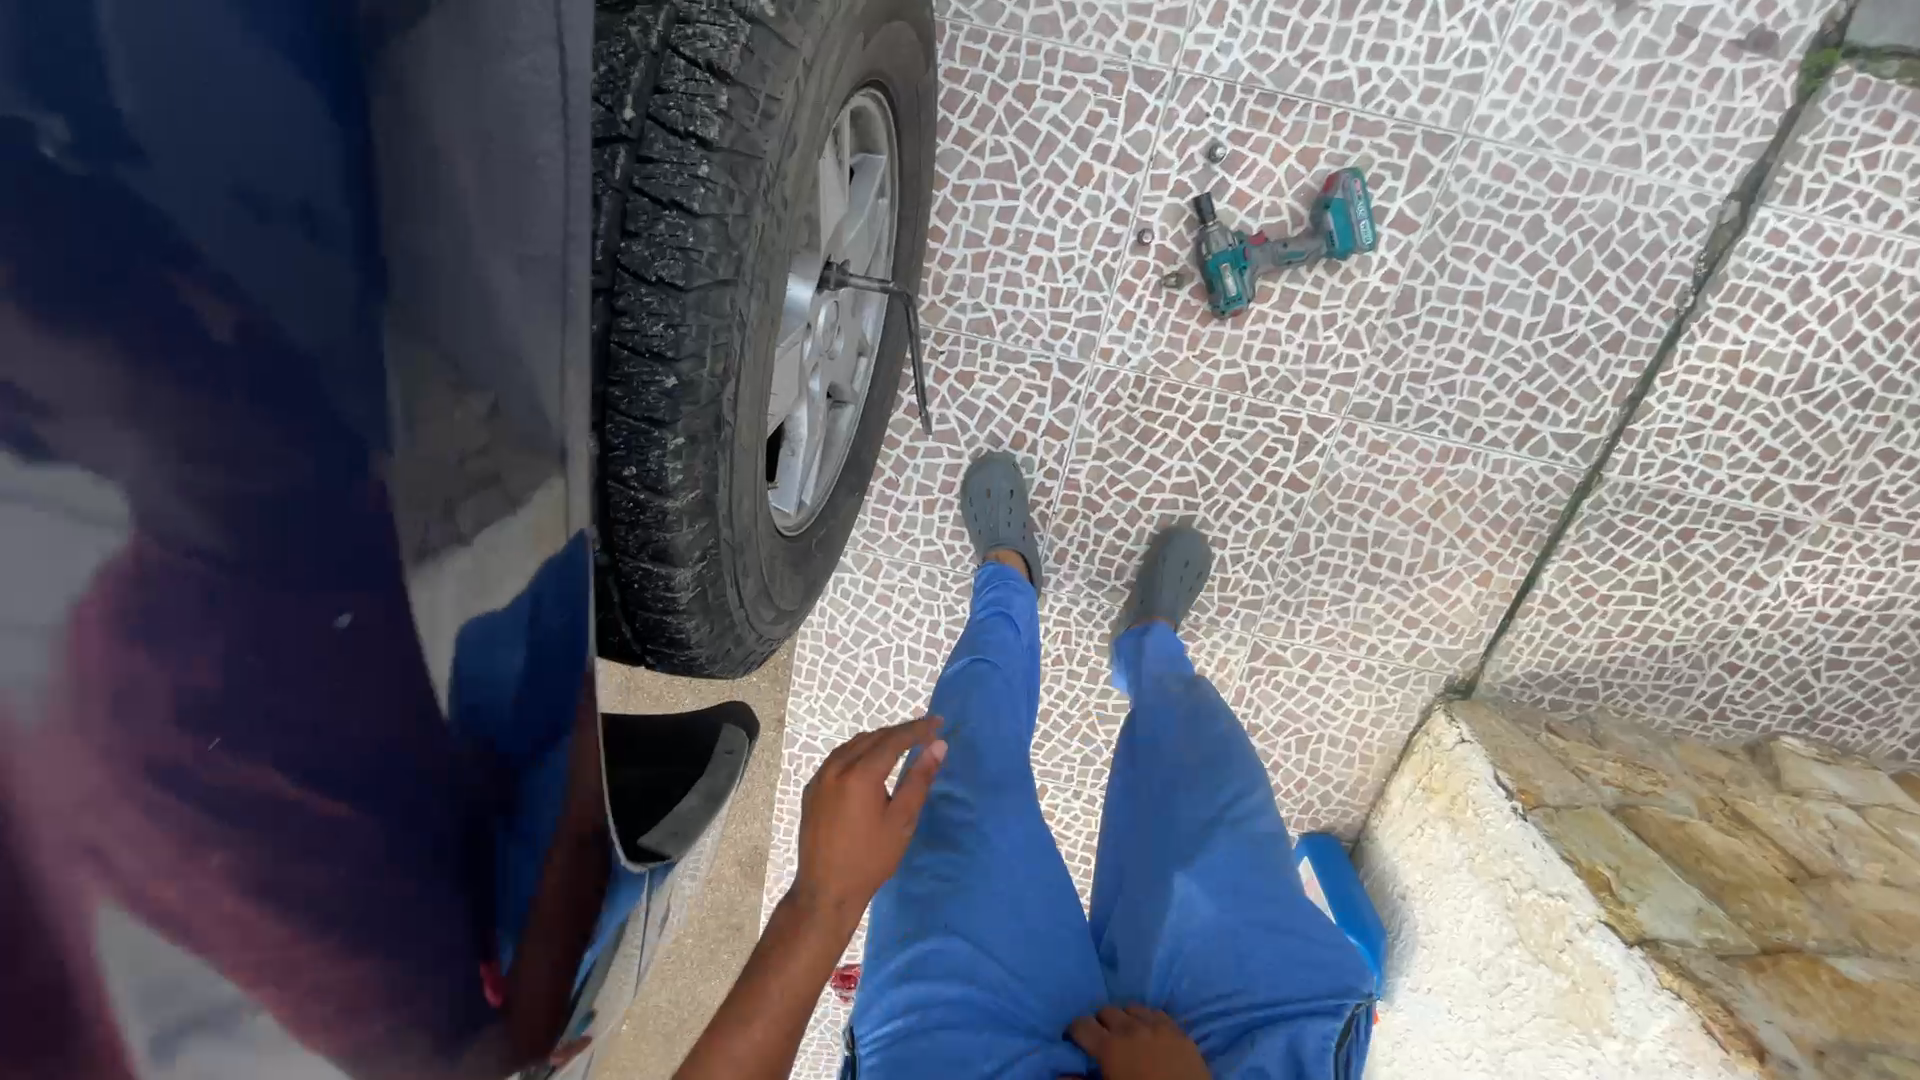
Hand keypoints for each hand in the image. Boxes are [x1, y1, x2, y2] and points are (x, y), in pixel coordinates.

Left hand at [790, 715, 946, 923]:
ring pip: (853, 745)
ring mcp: (820, 778)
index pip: (893, 739)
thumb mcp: (902, 821)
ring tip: (902, 745)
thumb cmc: (870, 859)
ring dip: (879, 740)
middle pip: (873, 737)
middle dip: (900, 732)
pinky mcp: (812, 789)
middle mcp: (836, 768)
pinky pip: (838, 758)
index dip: (918, 729)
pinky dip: (859, 752)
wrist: (825, 891)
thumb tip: (938, 747)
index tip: (938, 723)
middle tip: (925, 734)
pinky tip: (870, 763)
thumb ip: (919, 780)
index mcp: (860, 775)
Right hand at [1067, 1006, 1208, 1079]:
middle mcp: (1131, 1029)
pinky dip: (1148, 1021)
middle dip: (1100, 1024)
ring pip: (1131, 1008)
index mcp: (1110, 1048)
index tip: (1075, 1042)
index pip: (1081, 1025)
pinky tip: (1150, 1036)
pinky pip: (1156, 1013)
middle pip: (1106, 1011)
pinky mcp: (1179, 1032)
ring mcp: (1158, 1027)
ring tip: (1128, 1038)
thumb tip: (1059, 1074)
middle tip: (1103, 1043)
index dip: (1075, 1032)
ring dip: (1125, 1020)